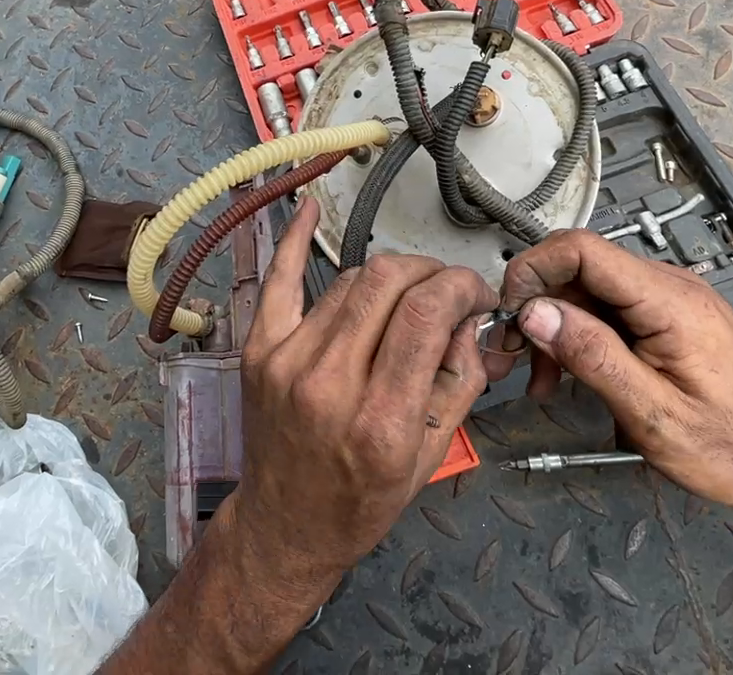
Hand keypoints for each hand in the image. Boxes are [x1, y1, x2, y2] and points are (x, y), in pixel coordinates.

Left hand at [222, 200, 496, 595]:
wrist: (287, 523)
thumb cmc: (361, 499)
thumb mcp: (433, 453)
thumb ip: (462, 377)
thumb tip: (471, 315)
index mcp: (381, 420)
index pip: (425, 312)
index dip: (459, 285)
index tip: (473, 292)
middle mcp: (329, 384)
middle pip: (388, 282)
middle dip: (429, 272)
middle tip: (444, 290)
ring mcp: (286, 360)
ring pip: (351, 279)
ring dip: (389, 278)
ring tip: (403, 301)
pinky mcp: (258, 348)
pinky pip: (279, 280)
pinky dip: (295, 241)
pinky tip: (307, 209)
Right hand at [489, 230, 732, 523]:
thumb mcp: (653, 414)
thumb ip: (592, 356)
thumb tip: (534, 311)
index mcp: (670, 302)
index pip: (582, 248)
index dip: (534, 269)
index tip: (509, 313)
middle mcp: (669, 286)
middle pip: (578, 266)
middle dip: (537, 303)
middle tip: (515, 355)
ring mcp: (667, 299)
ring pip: (586, 289)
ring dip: (554, 326)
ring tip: (542, 378)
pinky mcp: (664, 317)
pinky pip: (605, 309)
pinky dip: (577, 335)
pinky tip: (567, 373)